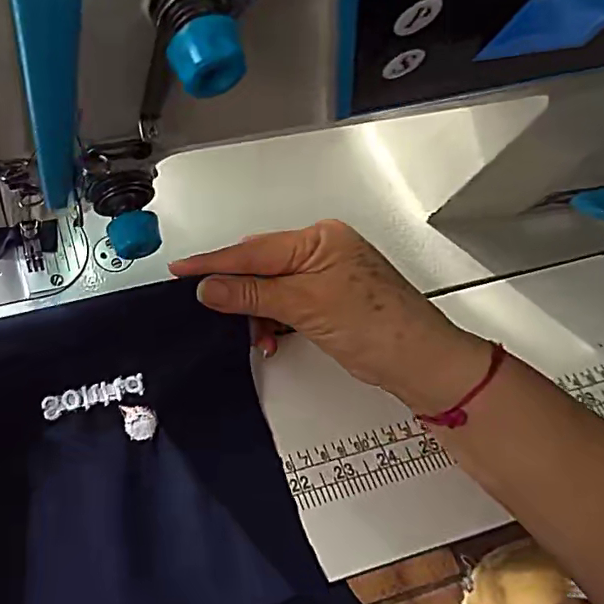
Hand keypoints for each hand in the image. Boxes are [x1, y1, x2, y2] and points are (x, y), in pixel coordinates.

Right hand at [168, 220, 490, 414]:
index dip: (213, 263)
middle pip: (256, 266)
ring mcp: (322, 274)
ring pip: (265, 287)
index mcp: (320, 239)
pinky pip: (280, 302)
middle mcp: (321, 250)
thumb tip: (209, 287)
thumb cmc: (384, 329)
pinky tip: (268, 335)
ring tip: (253, 331)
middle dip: (235, 290)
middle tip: (205, 303)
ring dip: (253, 311)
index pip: (252, 251)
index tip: (181, 269)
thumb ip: (251, 293)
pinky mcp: (323, 297)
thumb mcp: (304, 306)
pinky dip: (269, 319)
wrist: (421, 364)